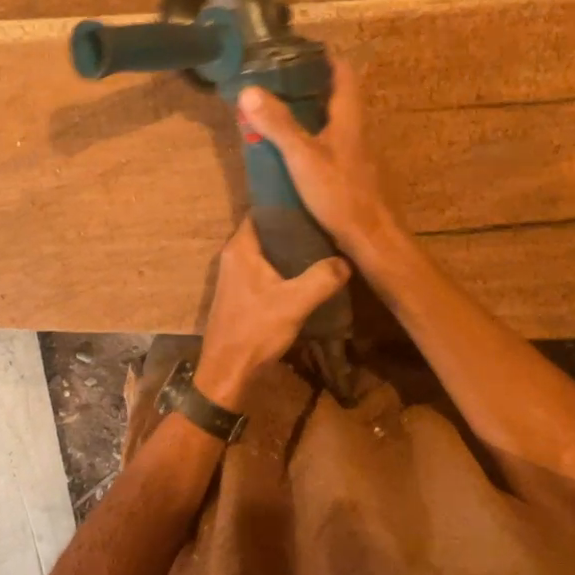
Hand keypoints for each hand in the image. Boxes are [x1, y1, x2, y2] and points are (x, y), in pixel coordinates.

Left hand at [195, 219, 350, 407]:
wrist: (229, 371)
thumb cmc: (255, 330)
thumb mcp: (294, 303)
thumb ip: (321, 278)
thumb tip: (346, 260)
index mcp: (240, 248)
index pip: (261, 212)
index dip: (285, 205)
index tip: (313, 203)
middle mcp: (234, 256)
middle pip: (266, 232)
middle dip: (294, 229)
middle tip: (325, 227)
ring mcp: (236, 276)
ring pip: (267, 253)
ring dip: (290, 252)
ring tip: (323, 248)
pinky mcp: (242, 294)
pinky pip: (266, 271)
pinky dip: (284, 269)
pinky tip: (307, 275)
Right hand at [237, 60, 397, 253]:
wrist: (370, 238)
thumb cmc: (340, 194)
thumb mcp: (303, 157)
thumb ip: (278, 124)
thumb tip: (248, 90)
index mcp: (348, 117)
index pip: (342, 72)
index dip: (323, 57)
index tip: (295, 50)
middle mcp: (355, 129)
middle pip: (335, 94)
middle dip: (307, 83)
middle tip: (274, 79)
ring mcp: (353, 152)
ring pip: (330, 119)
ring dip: (306, 111)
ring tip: (273, 109)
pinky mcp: (348, 172)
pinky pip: (326, 142)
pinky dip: (307, 136)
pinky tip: (287, 147)